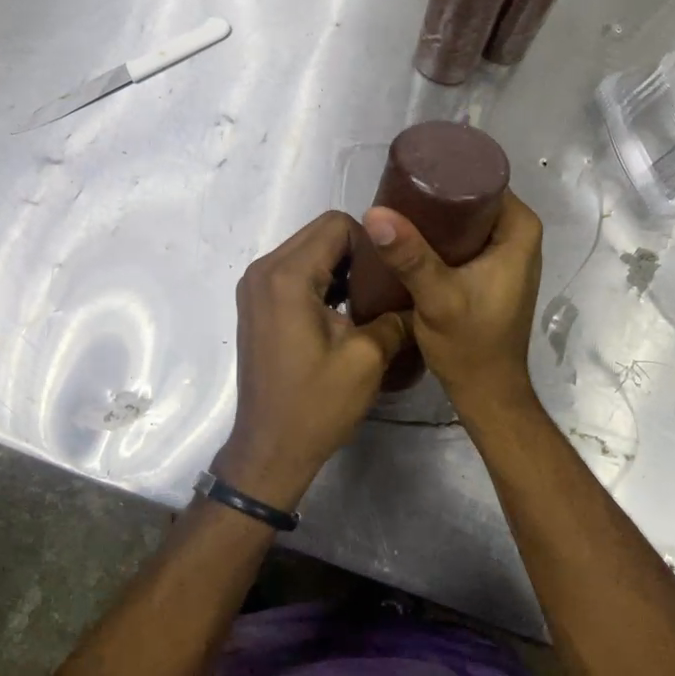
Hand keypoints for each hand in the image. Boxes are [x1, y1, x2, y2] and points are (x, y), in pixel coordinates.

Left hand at [213, 211, 409, 510]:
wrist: (270, 450)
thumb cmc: (316, 404)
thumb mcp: (368, 358)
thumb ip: (395, 316)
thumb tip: (419, 296)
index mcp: (288, 276)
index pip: (338, 225)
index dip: (371, 242)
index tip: (392, 273)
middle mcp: (264, 270)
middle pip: (320, 232)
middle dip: (357, 251)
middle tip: (385, 285)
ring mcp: (255, 286)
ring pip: (308, 249)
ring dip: (340, 265)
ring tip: (369, 298)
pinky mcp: (256, 303)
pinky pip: (294, 271)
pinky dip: (321, 279)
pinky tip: (345, 310)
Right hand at [362, 190, 542, 418]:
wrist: (486, 393)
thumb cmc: (470, 345)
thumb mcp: (437, 297)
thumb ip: (410, 257)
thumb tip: (374, 213)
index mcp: (520, 231)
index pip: (486, 180)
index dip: (449, 172)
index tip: (412, 174)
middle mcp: (520, 237)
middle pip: (475, 197)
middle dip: (438, 193)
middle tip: (397, 193)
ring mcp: (508, 256)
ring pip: (469, 218)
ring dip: (438, 215)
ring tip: (399, 211)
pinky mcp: (493, 273)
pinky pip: (467, 237)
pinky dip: (443, 235)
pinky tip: (412, 237)